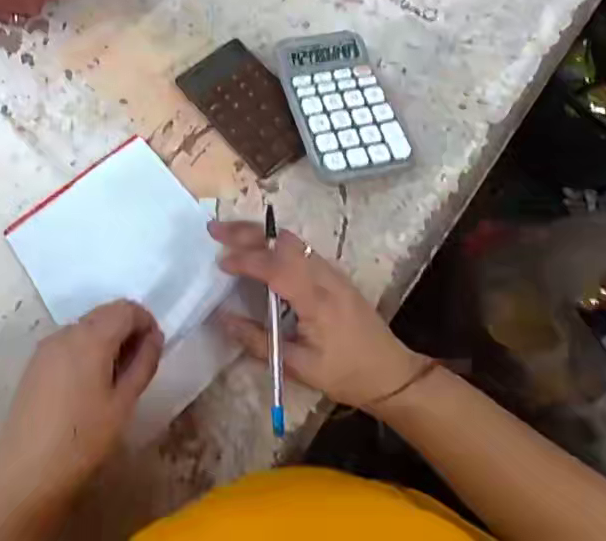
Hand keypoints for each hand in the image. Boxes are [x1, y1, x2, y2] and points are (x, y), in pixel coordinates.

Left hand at [0, 301, 163, 513]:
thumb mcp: (123, 404)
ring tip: (115, 376)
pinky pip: (70, 341)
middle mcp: (68, 331)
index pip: (126, 308)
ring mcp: (47, 346)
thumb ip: (143, 363)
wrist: (23, 475)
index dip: (146, 321)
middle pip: (105, 312)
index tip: (154, 348)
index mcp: (91, 336)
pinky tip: (89, 383)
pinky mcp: (35, 363)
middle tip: (138, 363)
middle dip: (127, 328)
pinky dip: (87, 348)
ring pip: (87, 326)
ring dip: (107, 338)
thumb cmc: (81, 440)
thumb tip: (155, 336)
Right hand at [210, 220, 424, 408]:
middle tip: (214, 230)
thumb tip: (223, 319)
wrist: (391, 372)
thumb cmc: (345, 374)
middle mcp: (324, 275)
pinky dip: (274, 242)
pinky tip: (258, 249)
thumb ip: (258, 341)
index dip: (245, 260)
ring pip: (291, 239)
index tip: (220, 263)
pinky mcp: (333, 273)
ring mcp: (331, 270)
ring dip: (259, 233)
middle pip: (282, 240)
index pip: (274, 267)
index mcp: (315, 299)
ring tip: (229, 235)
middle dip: (246, 231)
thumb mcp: (298, 367)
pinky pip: (299, 248)